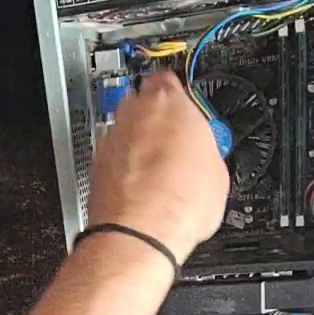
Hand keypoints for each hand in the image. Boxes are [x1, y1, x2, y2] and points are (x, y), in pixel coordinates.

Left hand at [84, 72, 230, 261]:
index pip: (170, 79)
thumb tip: (206, 162)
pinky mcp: (95, 168)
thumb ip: (206, 150)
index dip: (180, 100)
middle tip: (174, 150)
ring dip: (137, 151)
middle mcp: (132, 112)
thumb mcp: (218, 173)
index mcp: (168, 99)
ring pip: (125, 135)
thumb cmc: (177, 202)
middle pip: (143, 106)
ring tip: (157, 180)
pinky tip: (140, 195)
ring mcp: (110, 140)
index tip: (187, 114)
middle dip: (156, 125)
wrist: (140, 235)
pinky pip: (113, 164)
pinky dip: (123, 175)